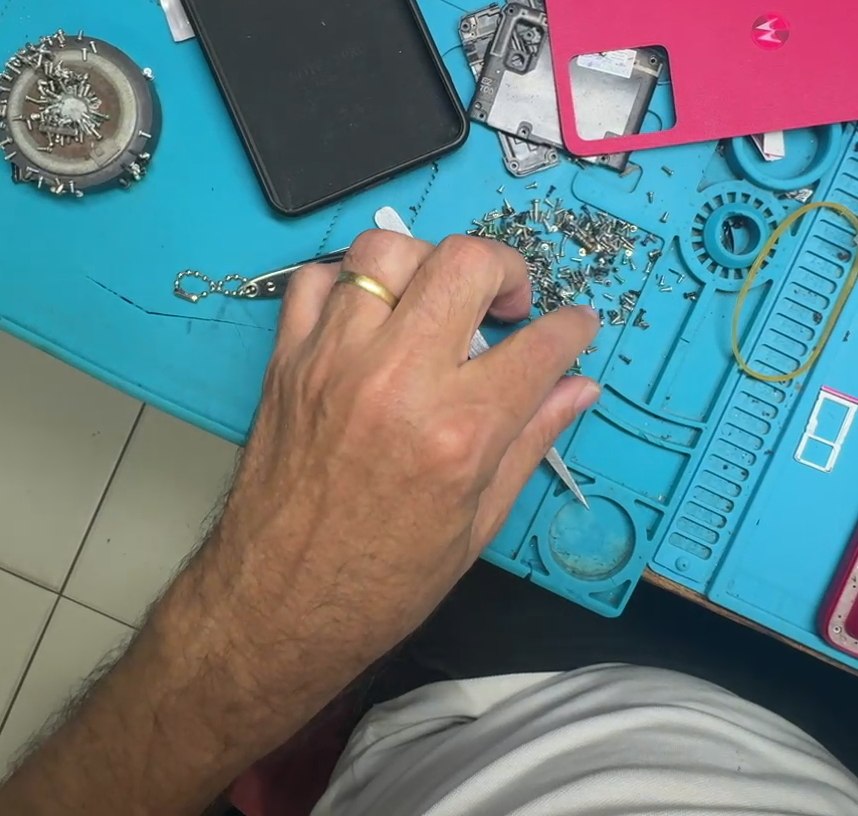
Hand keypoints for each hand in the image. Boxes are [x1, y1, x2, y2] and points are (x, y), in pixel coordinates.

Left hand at [0, 229, 598, 815]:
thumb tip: (581, 387)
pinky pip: (317, 279)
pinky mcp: (287, 359)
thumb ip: (532, 439)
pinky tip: (370, 316)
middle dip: (504, 268)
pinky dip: (350, 283)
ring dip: (426, 266)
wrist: (276, 607)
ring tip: (435, 303)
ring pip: (385, 250)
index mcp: (460, 432)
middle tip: (504, 304)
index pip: (539, 346)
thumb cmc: (387, 580)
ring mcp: (334, 360)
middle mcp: (398, 378)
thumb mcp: (479, 524)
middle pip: (463, 263)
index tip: (576, 325)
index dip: (573, 327)